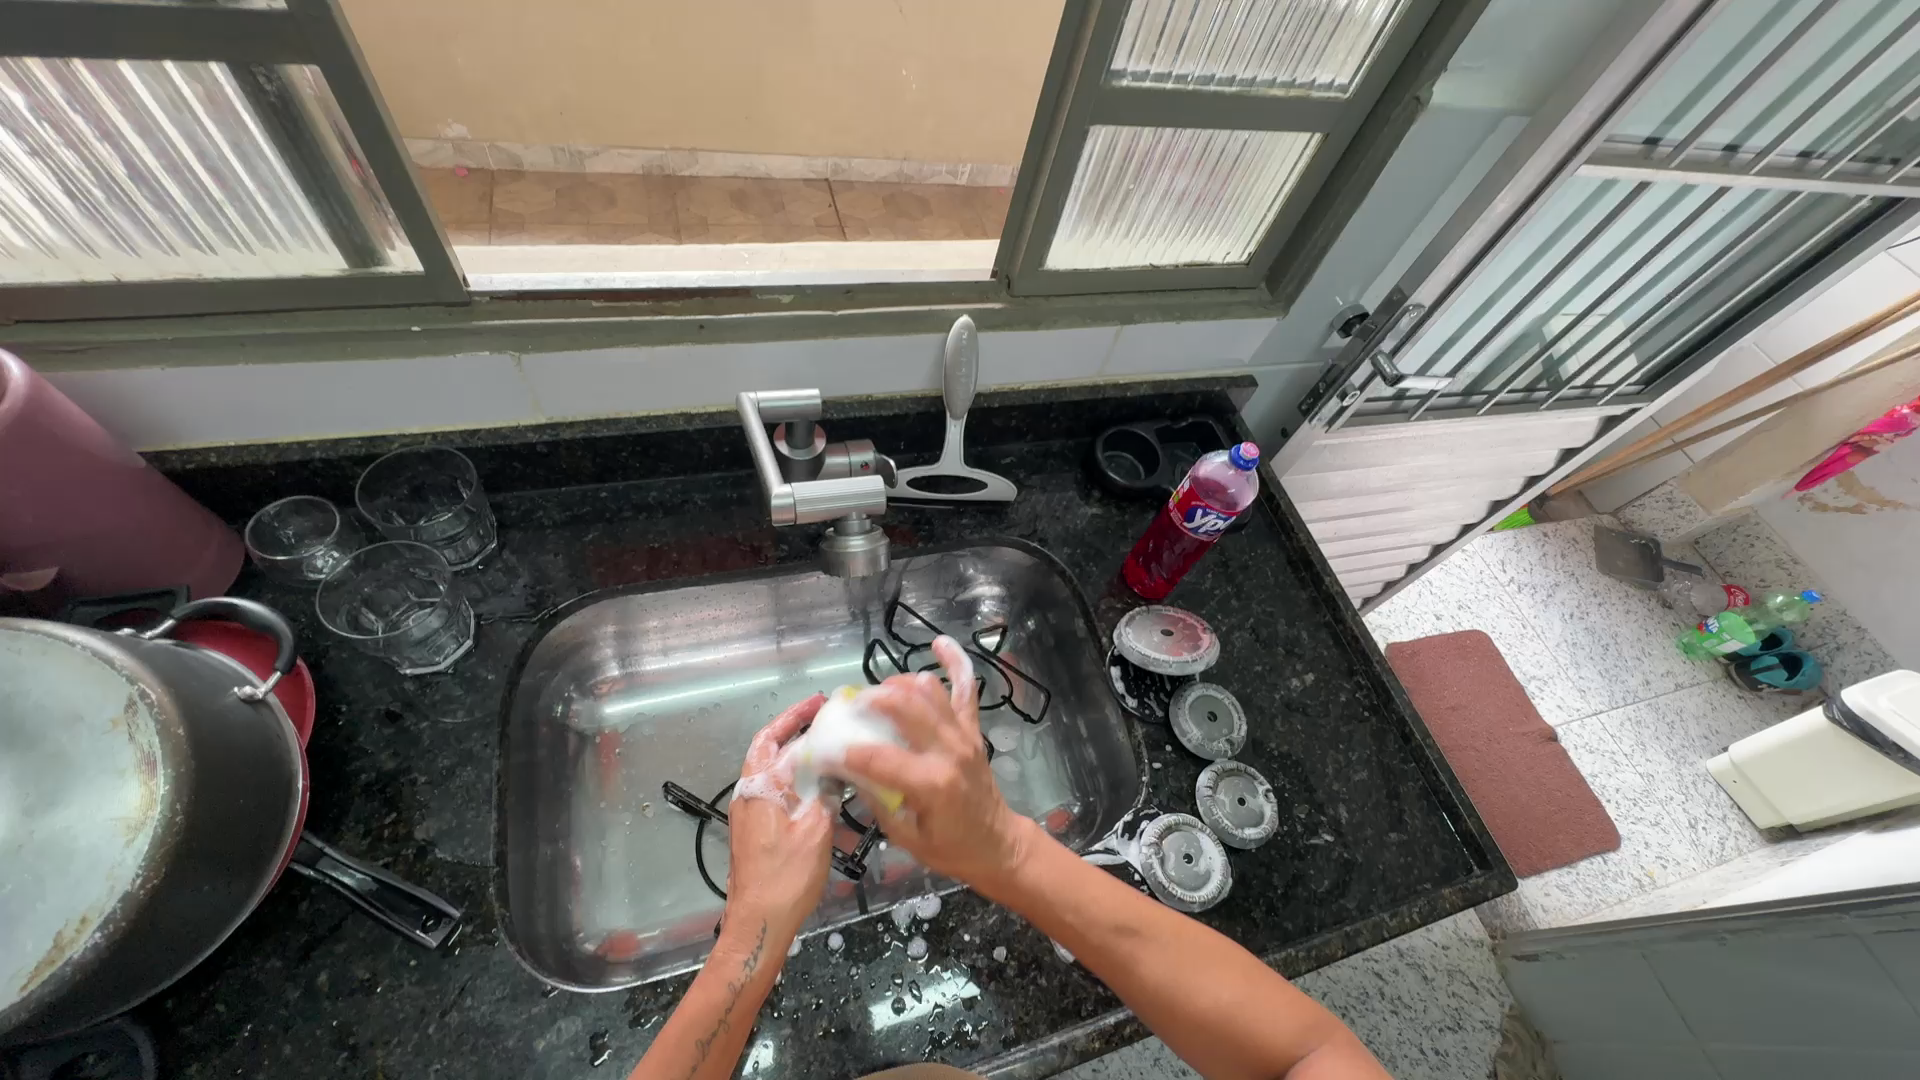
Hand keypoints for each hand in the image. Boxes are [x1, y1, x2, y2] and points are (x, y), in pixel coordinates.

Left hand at [723, 694, 833, 941]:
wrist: (759, 924)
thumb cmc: (786, 876)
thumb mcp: (815, 829)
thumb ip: (824, 793)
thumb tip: (833, 769)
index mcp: (759, 788)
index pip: (772, 738)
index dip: (794, 716)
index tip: (818, 702)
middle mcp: (750, 794)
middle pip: (769, 749)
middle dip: (796, 730)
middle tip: (826, 718)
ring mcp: (752, 812)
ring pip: (775, 771)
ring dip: (798, 755)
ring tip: (830, 746)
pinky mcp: (759, 828)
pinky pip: (779, 790)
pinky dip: (799, 778)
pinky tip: (824, 784)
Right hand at [841, 636, 1035, 890]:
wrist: (996, 843)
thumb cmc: (950, 848)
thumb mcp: (905, 837)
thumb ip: (877, 800)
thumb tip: (848, 770)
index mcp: (932, 783)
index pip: (878, 757)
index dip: (845, 752)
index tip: (824, 749)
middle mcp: (949, 750)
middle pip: (904, 706)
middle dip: (871, 700)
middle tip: (851, 708)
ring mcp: (963, 734)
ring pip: (929, 689)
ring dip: (900, 683)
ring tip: (880, 693)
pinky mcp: (972, 728)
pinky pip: (966, 688)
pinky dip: (954, 662)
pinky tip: (939, 643)